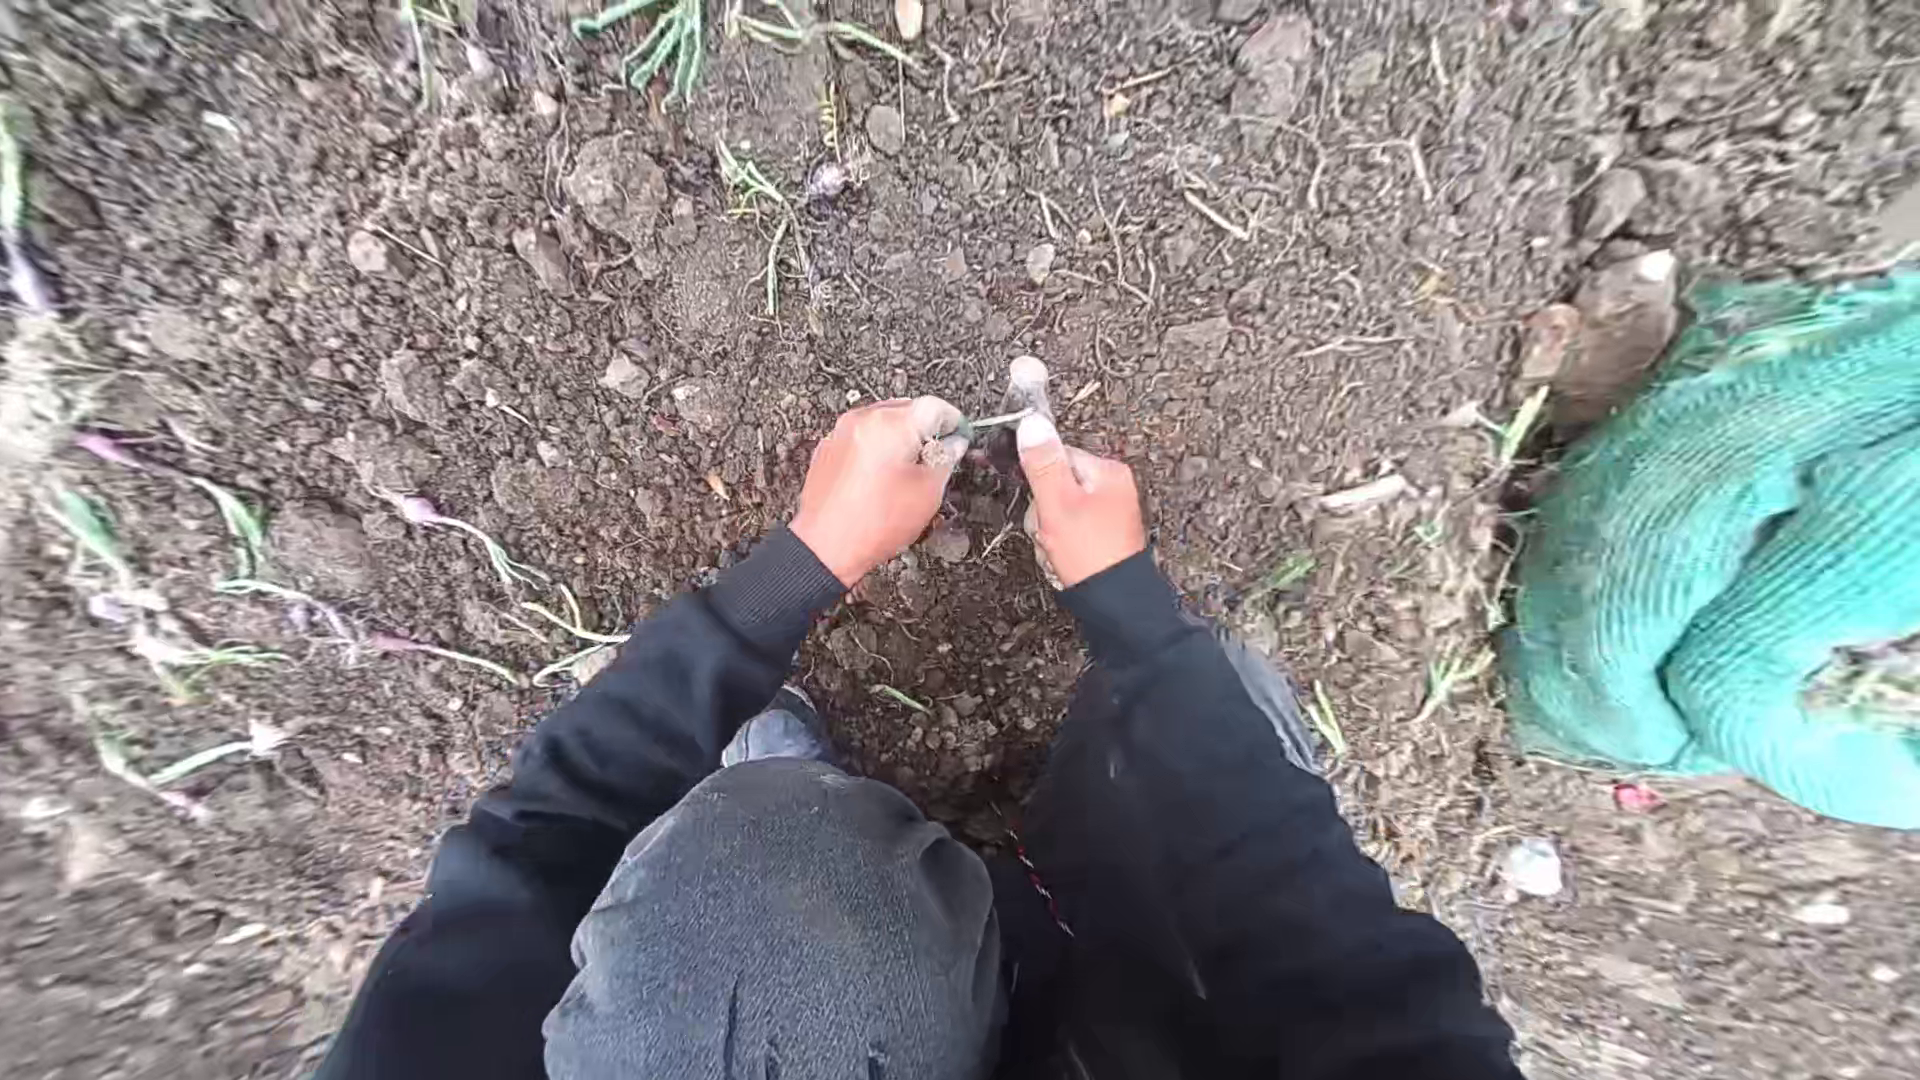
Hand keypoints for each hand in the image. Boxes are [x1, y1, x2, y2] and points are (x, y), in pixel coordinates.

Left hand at [791, 396, 965, 586]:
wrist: (825, 548)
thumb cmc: (872, 524)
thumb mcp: (927, 493)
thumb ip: (946, 459)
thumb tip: (953, 444)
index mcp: (892, 425)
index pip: (935, 406)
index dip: (954, 422)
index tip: (961, 437)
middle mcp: (863, 420)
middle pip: (908, 410)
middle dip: (927, 431)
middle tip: (938, 459)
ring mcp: (842, 433)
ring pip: (884, 423)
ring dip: (902, 440)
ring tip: (908, 474)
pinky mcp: (829, 449)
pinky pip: (863, 438)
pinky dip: (878, 450)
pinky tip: (883, 479)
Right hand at [1016, 414, 1146, 587]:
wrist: (1112, 600)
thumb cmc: (1088, 553)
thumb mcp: (1057, 503)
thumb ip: (1043, 463)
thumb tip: (1031, 423)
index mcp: (1106, 471)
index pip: (1056, 456)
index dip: (1039, 481)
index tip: (1040, 504)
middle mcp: (1113, 485)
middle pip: (1057, 481)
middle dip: (1044, 508)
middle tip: (1051, 529)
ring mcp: (1110, 509)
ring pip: (1059, 505)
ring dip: (1050, 527)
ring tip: (1059, 545)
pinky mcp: (1104, 530)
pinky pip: (1070, 524)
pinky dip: (1061, 539)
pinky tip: (1065, 553)